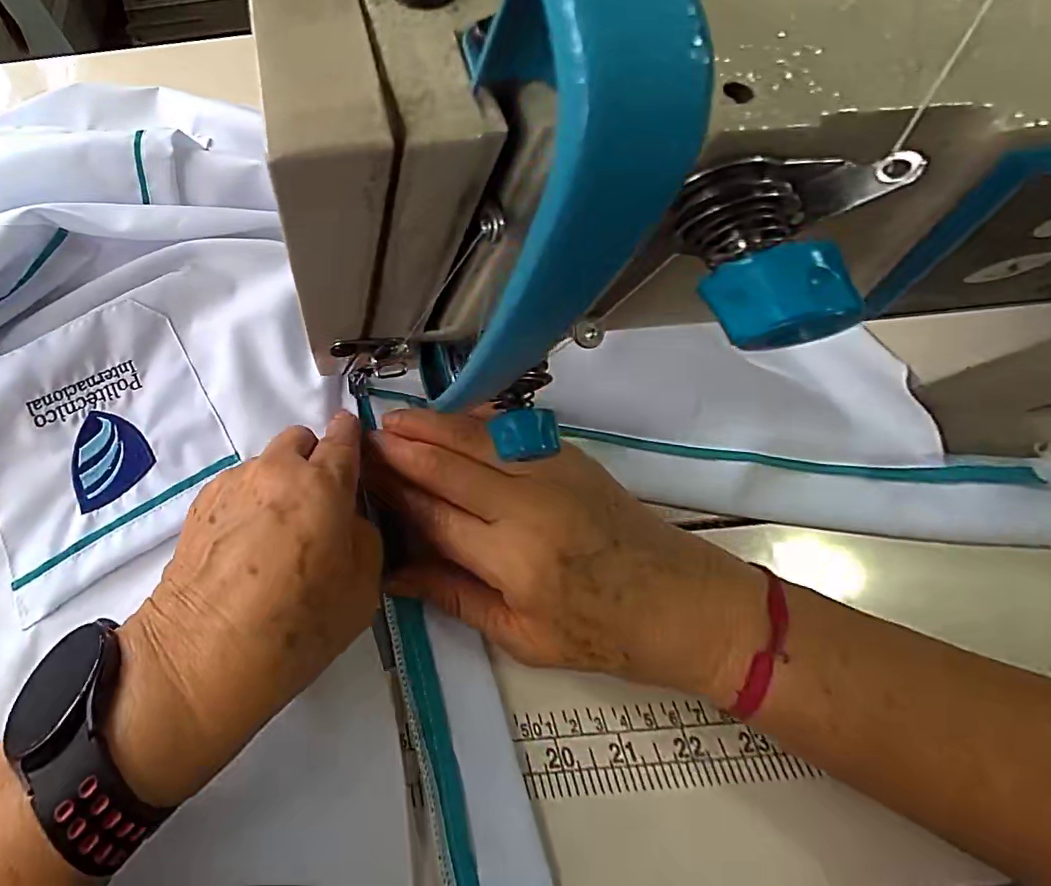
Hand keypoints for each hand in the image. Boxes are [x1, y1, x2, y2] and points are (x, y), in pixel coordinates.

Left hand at [109, 413, 381, 805]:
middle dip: (311, 459)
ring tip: (273, 535)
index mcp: (320, 484)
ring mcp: (232, 481)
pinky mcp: (201, 499)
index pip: (342, 439)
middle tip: (315, 503)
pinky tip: (243, 544)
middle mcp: (274, 471)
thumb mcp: (361, 588)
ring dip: (276, 484)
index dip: (350, 437)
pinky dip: (247, 501)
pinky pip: (236, 486)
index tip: (351, 442)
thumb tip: (345, 515)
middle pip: (297, 440)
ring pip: (264, 465)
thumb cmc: (296, 623)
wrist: (206, 644)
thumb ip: (361, 534)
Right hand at [366, 408, 767, 704]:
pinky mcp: (568, 459)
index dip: (390, 492)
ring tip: (389, 419)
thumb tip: (391, 572)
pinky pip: (507, 429)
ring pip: (471, 439)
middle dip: (396, 450)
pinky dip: (469, 418)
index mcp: (512, 560)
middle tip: (361, 440)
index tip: (358, 477)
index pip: (431, 514)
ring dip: (425, 425)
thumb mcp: (522, 636)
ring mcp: (550, 476)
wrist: (691, 607)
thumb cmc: (604, 634)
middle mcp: (527, 509)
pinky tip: (443, 414)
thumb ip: (452, 596)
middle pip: (443, 467)